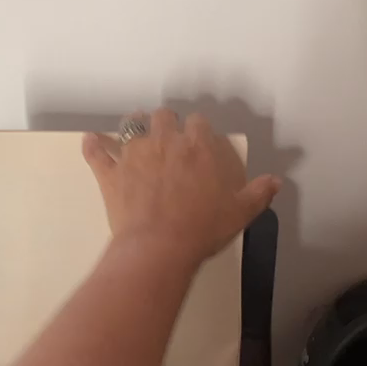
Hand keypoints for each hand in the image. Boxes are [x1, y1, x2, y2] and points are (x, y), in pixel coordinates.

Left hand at [81, 108, 280, 267]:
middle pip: (163, 117)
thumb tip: (276, 181)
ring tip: (135, 132)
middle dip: (165, 123)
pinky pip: (96, 153)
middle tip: (166, 135)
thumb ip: (257, 194)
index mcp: (198, 147)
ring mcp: (133, 155)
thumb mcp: (239, 213)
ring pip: (130, 125)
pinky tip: (90, 140)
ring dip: (133, 126)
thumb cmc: (201, 229)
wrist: (158, 248)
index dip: (197, 129)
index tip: (197, 138)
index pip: (198, 123)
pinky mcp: (110, 173)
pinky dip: (93, 145)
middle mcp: (164, 142)